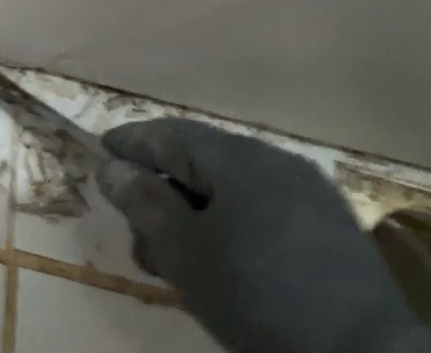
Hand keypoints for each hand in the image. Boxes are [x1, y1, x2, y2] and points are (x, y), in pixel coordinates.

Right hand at [98, 118, 430, 352]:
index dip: (128, 144)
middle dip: (160, 192)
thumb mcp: (184, 253)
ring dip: (193, 215)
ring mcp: (310, 197)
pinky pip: (263, 213)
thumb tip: (112, 167)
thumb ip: (144, 203)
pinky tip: (222, 265)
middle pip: (199, 162)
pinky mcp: (332, 233)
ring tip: (173, 260)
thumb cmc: (260, 297)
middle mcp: (276, 162)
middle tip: (135, 231)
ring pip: (231, 191)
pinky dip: (230, 228)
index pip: (167, 135)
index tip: (98, 156)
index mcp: (239, 157)